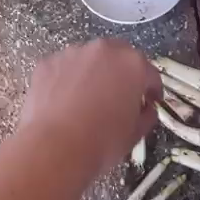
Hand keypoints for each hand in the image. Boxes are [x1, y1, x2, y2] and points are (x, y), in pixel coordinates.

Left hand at [15, 39, 161, 174]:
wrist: (53, 150)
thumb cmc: (101, 143)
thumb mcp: (134, 135)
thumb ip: (146, 116)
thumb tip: (146, 109)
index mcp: (132, 64)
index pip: (149, 73)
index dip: (151, 89)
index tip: (149, 102)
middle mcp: (104, 50)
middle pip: (119, 57)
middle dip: (121, 74)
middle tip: (117, 97)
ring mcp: (73, 53)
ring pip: (89, 60)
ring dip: (92, 74)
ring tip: (85, 101)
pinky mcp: (48, 63)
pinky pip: (63, 68)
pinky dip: (66, 80)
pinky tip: (62, 103)